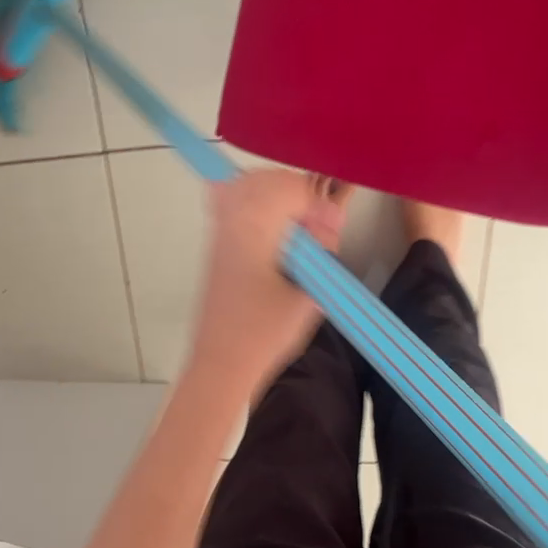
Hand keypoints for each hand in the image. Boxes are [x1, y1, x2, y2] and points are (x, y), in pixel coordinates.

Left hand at [189, 170, 347, 387]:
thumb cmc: (263, 336)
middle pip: (265, 180)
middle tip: (316, 225)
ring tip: (297, 229)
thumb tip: (328, 227)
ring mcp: (218, 234)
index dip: (317, 203)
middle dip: (296, 194)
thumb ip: (322, 252)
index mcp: (253, 227)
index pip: (290, 187)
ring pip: (246, 189)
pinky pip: (232, 208)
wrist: (220, 366)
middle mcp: (230, 221)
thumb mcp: (308, 295)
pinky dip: (255, 209)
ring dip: (276, 198)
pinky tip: (273, 233)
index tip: (332, 229)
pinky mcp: (215, 250)